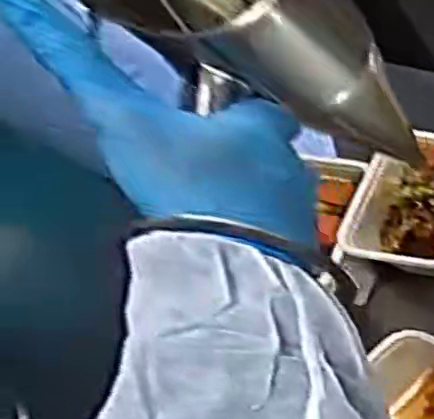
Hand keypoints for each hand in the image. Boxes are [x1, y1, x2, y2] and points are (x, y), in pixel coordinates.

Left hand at [2, 0, 313, 246]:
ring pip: (195, 144)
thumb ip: (262, 114)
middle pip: (152, 103)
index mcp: (116, 106)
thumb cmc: (238, 192)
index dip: (38, 13)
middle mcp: (124, 141)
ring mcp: (160, 181)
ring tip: (273, 155)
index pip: (60, 42)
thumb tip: (269, 114)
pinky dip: (250, 179)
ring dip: (233, 147)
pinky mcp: (197, 211)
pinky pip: (222, 181)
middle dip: (191, 101)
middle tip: (219, 95)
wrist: (258, 262)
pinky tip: (279, 187)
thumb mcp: (261, 134)